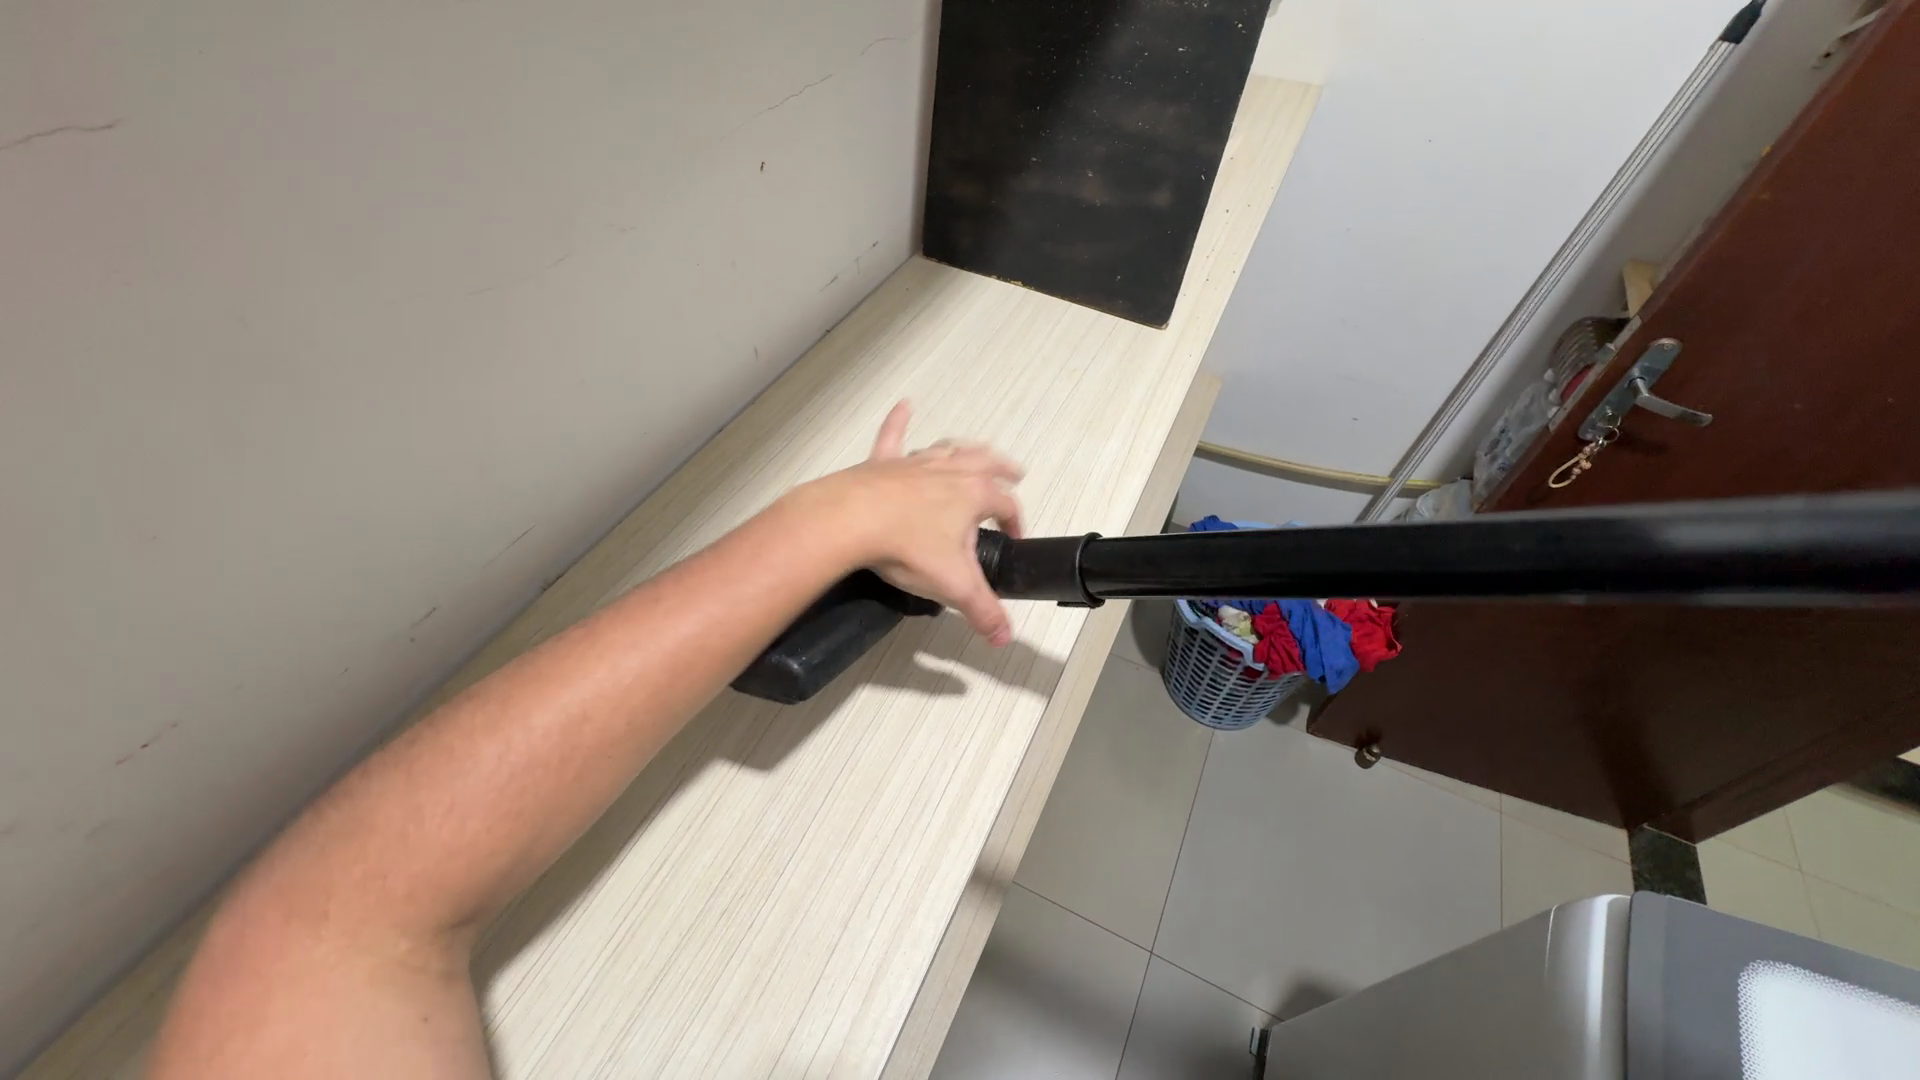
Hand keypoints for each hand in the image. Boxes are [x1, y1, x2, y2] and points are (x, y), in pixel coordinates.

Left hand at [796, 401, 1024, 645]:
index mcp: (973, 495)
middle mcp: (949, 471)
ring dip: (965, 448)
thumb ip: (982, 611)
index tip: (1014, 537)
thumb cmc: (907, 548)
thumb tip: (1004, 638)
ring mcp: (915, 463)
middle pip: (986, 463)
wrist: (850, 521)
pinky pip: (893, 434)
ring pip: (948, 449)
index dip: (1015, 521)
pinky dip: (899, 420)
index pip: (1006, 505)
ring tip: (975, 450)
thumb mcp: (953, 585)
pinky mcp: (882, 462)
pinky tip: (904, 404)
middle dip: (1003, 469)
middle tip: (1015, 472)